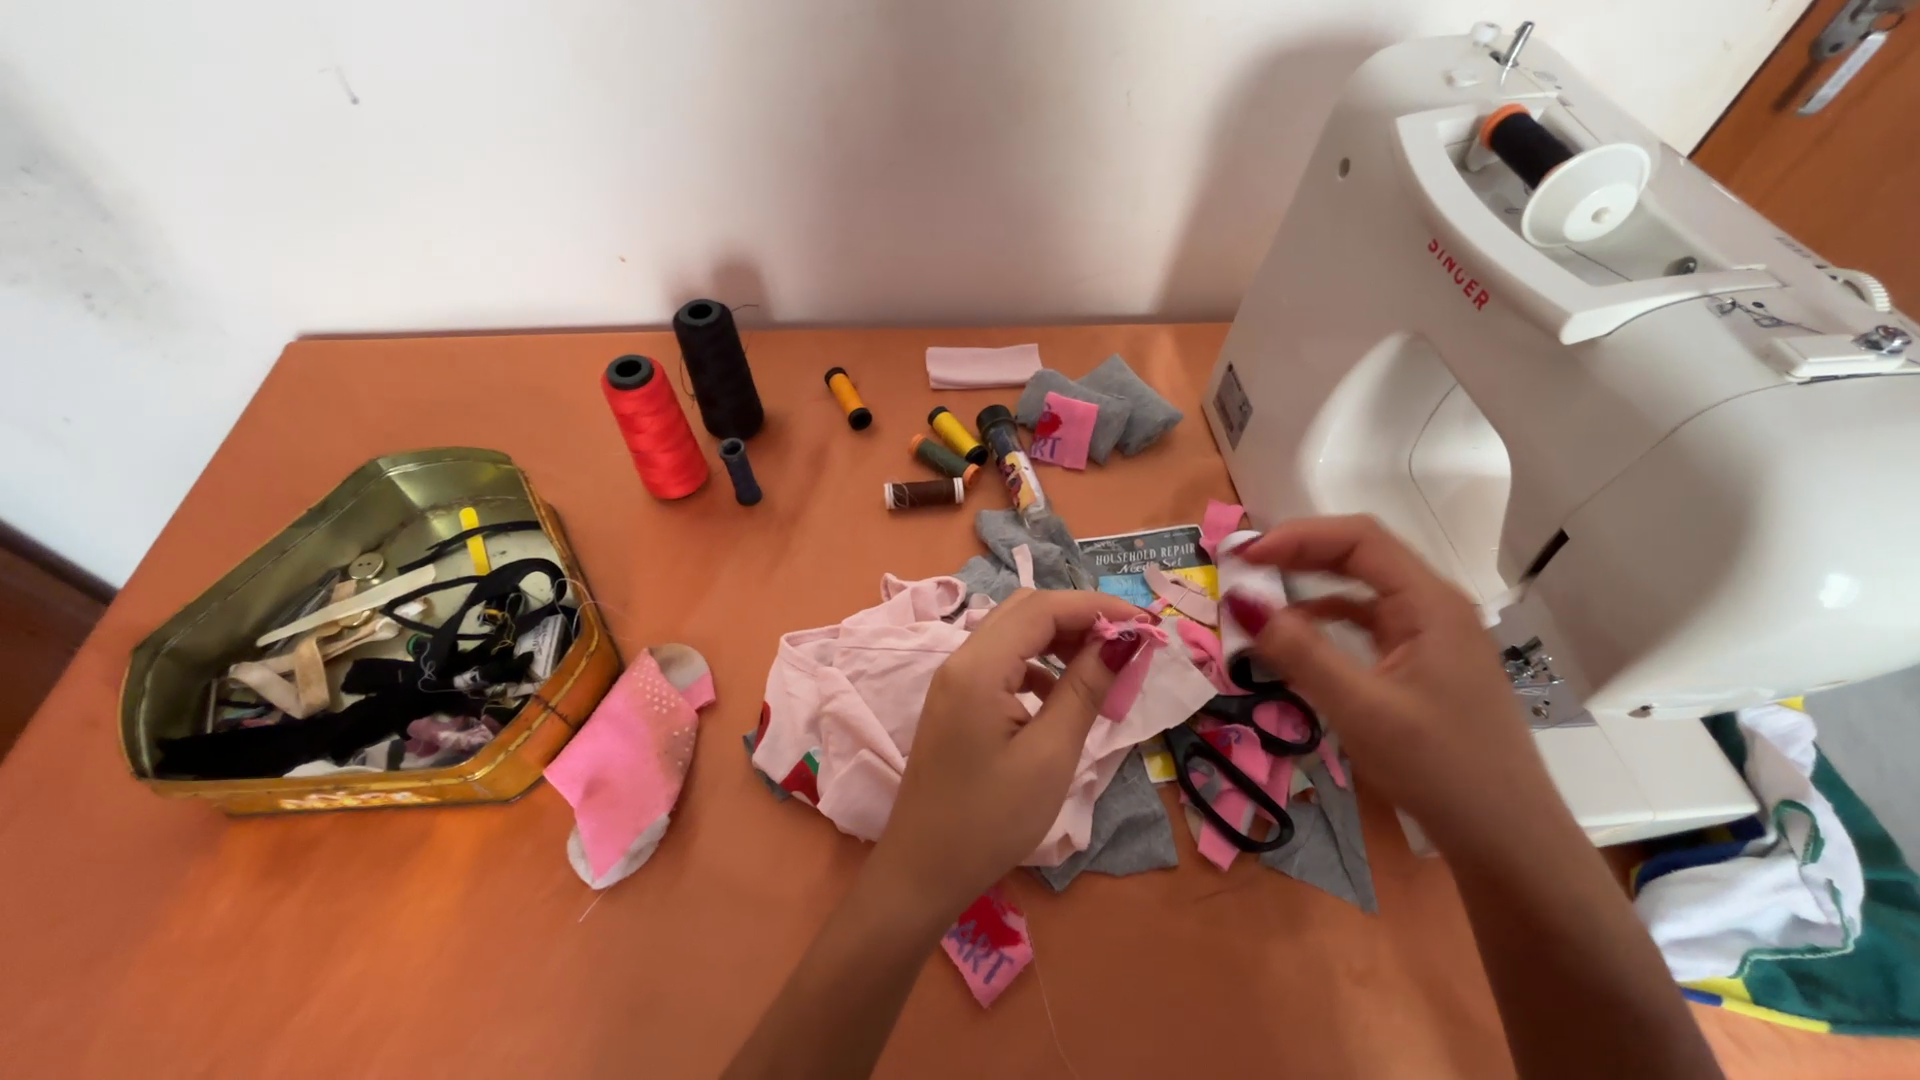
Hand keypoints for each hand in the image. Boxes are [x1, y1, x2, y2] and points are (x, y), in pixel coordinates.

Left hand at [869, 588, 1148, 919]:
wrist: (923, 870)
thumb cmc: (991, 819)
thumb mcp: (1050, 754)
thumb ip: (1085, 689)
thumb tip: (1123, 641)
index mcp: (978, 667)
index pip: (1042, 608)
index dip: (1096, 607)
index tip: (1145, 624)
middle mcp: (960, 661)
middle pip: (1025, 613)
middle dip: (1079, 619)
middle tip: (1127, 646)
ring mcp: (954, 682)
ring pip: (1013, 636)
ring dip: (1059, 642)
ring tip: (1103, 671)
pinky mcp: (957, 704)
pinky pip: (1003, 665)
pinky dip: (1038, 667)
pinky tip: (1061, 698)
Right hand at [1222, 515, 1549, 848]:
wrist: (1505, 835)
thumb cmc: (1437, 766)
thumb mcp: (1358, 707)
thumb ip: (1298, 650)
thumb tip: (1240, 601)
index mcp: (1430, 603)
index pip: (1359, 539)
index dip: (1297, 537)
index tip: (1244, 557)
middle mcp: (1435, 607)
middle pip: (1362, 555)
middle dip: (1300, 553)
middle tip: (1244, 566)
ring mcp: (1433, 635)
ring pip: (1364, 588)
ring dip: (1312, 583)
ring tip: (1262, 593)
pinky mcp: (1425, 663)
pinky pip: (1370, 622)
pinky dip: (1329, 619)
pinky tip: (1300, 635)